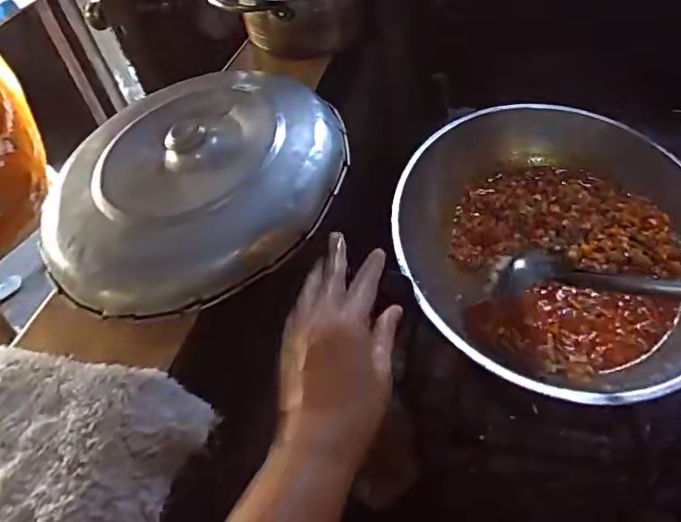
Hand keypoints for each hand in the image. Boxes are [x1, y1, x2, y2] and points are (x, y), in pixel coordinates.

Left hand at [276, 233, 401, 470]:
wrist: (312, 443)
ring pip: (310, 289)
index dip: (372, 266)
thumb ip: (385, 335)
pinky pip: (298, 306)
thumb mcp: (381, 373)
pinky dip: (306, 293)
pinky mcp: (287, 343)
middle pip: (331, 277)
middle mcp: (322, 316)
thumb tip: (392, 309)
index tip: (379, 252)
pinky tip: (310, 292)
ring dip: (319, 272)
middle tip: (338, 237)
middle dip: (337, 255)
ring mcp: (301, 329)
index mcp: (350, 321)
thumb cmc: (357, 411)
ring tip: (325, 259)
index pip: (364, 284)